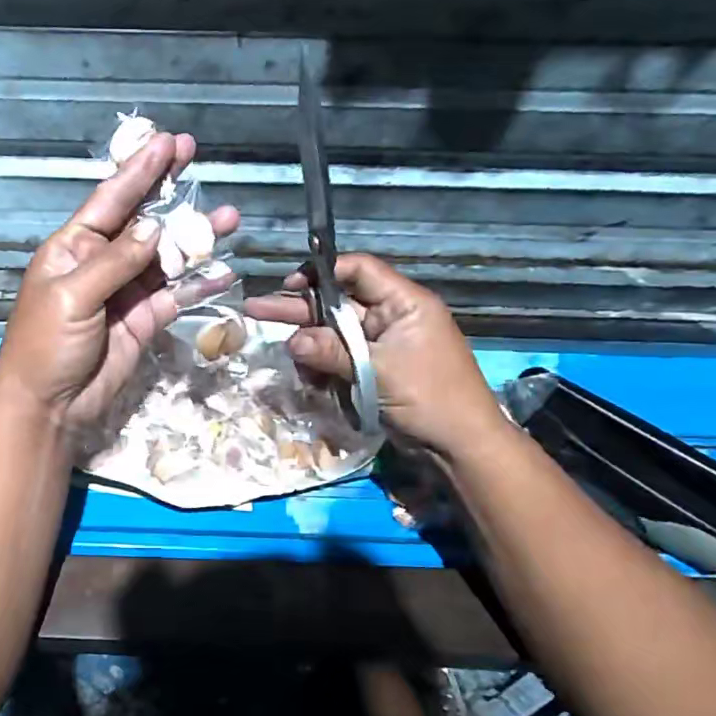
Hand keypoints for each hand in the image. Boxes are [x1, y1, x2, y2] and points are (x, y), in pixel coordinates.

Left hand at [0, 132, 239, 431]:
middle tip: (196, 159)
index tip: (167, 143)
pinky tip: (223, 271)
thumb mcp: (73, 295)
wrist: (49, 405)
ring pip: (164, 258)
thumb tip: (153, 228)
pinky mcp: (142, 321)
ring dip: (194, 240)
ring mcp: (123, 293)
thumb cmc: (46, 344)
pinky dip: (197, 284)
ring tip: (229, 219)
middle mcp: (99, 263)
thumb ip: (115, 261)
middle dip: (169, 192)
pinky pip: (174, 296)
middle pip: (141, 221)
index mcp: (72, 248)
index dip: (138, 172)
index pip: (110, 200)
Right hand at [244, 254, 507, 456]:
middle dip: (298, 308)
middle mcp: (390, 318)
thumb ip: (331, 352)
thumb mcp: (378, 371)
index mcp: (403, 304)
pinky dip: (320, 365)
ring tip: (287, 356)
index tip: (289, 285)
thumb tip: (291, 341)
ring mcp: (380, 344)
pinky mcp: (373, 368)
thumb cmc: (430, 398)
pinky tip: (306, 377)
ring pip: (333, 334)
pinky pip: (338, 358)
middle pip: (337, 303)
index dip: (323, 273)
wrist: (460, 444)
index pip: (359, 270)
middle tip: (256, 309)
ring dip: (308, 344)